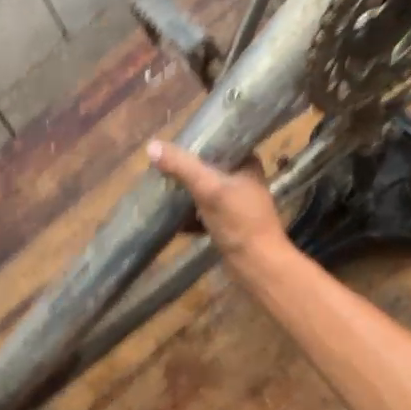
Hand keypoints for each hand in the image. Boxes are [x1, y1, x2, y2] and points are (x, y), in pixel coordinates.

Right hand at [147, 141, 285, 260]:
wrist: (258, 266)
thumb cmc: (239, 222)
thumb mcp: (208, 189)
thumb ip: (181, 166)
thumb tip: (152, 146)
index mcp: (247, 165)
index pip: (221, 143)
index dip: (197, 143)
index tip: (172, 145)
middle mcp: (245, 181)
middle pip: (209, 169)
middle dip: (186, 172)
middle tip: (161, 168)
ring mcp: (237, 206)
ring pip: (206, 193)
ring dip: (186, 196)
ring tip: (162, 191)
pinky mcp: (230, 227)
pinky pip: (205, 216)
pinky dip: (191, 218)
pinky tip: (173, 222)